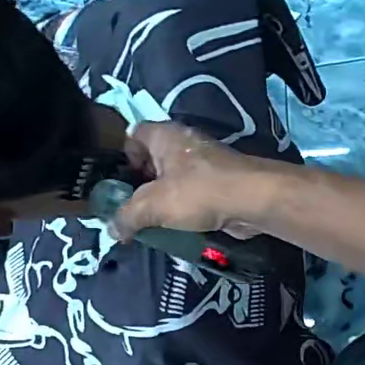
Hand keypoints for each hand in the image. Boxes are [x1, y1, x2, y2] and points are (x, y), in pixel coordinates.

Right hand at [109, 122, 283, 241]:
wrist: (252, 199)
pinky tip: (179, 227)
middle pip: (153, 160)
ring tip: (155, 223)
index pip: (133, 135)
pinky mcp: (220, 181)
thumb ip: (127, 216)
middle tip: (134, 209)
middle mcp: (183, 142)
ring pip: (174, 179)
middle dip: (142, 185)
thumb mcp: (152, 206)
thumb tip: (112, 230)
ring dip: (164, 200)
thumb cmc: (197, 192)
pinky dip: (185, 208)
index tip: (121, 184)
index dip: (123, 157)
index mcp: (164, 135)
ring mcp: (205, 161)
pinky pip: (193, 193)